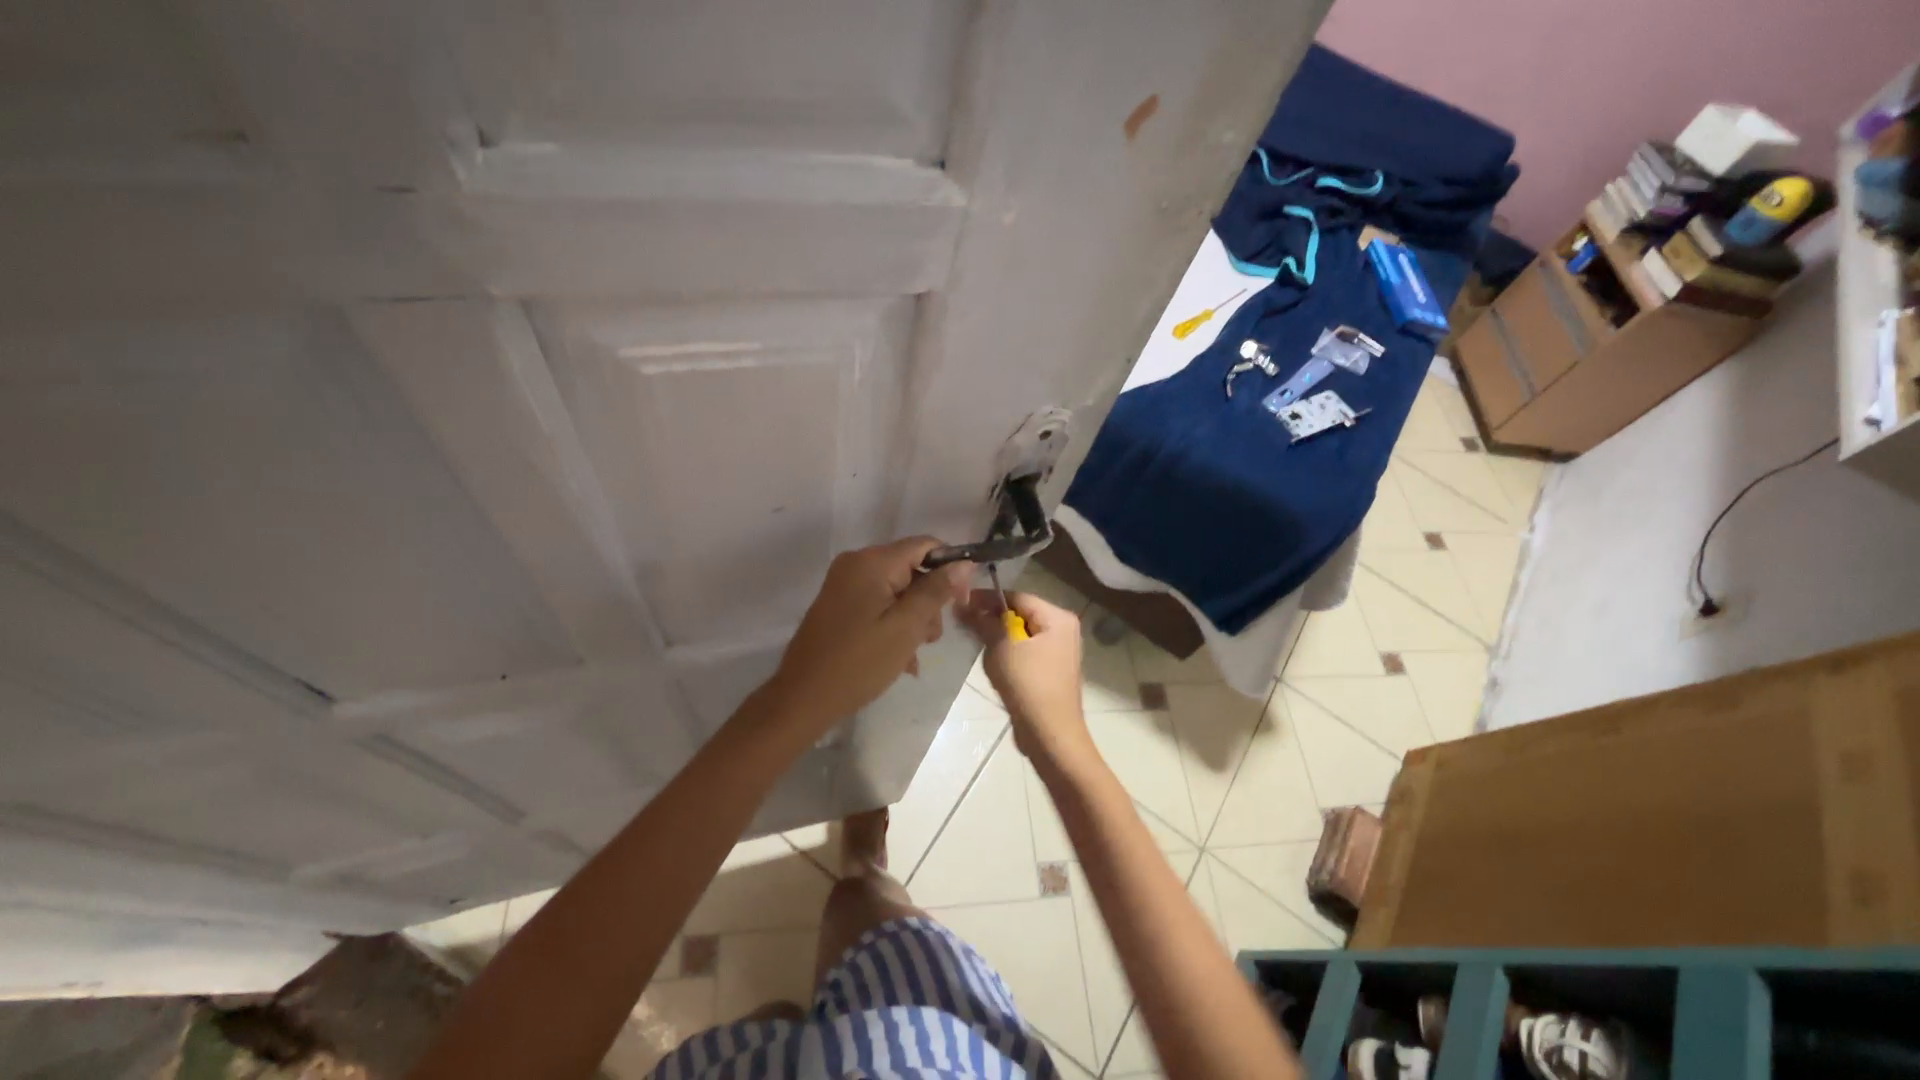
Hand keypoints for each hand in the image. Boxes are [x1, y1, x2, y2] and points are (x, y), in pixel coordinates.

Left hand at [765, 537, 971, 734]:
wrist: (803, 698)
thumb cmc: (859, 663)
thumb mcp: (906, 627)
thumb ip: (936, 591)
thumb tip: (963, 562)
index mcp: (872, 562)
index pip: (925, 545)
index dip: (950, 569)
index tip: (961, 603)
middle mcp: (856, 564)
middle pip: (911, 569)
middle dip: (928, 602)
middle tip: (930, 639)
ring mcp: (844, 585)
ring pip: (897, 591)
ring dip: (913, 620)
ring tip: (913, 656)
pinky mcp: (839, 606)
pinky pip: (879, 606)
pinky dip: (894, 626)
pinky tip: (900, 659)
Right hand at [959, 589, 1097, 767]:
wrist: (1050, 735)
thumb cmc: (1028, 685)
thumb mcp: (1002, 648)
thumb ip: (983, 622)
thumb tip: (964, 603)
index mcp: (1058, 618)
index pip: (1017, 596)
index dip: (987, 598)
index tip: (960, 603)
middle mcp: (1063, 630)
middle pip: (1020, 613)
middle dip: (991, 618)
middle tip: (962, 622)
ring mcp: (1059, 652)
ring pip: (1020, 634)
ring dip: (997, 637)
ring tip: (974, 642)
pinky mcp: (1050, 671)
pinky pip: (1024, 652)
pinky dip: (1006, 653)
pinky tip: (991, 662)